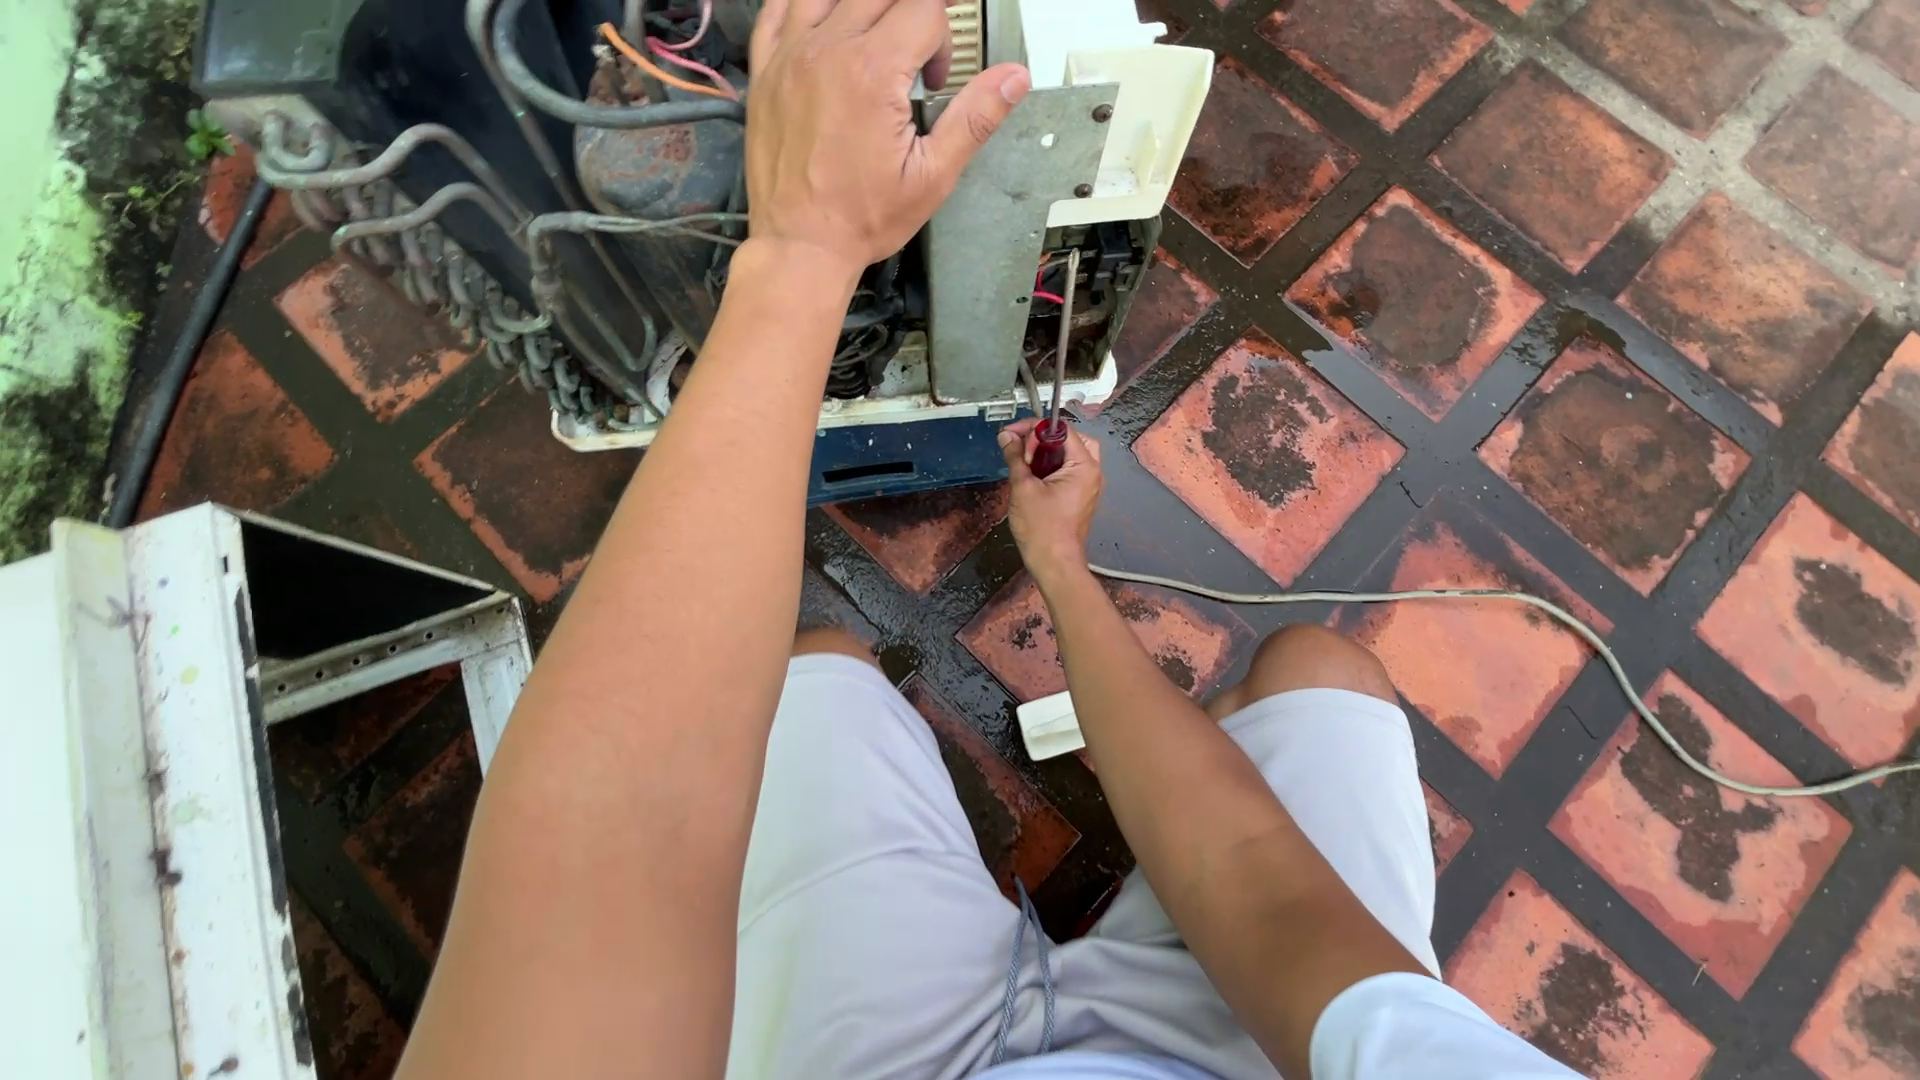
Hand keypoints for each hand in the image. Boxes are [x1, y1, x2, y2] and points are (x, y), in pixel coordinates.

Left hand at [746, 0, 1031, 279]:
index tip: (936, 80)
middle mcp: (829, 50)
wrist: (801, 245)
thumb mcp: (932, 177)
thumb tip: (1014, 78)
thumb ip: (974, 120)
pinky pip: (779, 8)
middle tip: (915, 57)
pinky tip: (827, 26)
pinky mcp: (767, 72)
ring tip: (876, 41)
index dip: (943, 40)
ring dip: (865, 7)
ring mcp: (791, 57)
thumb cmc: (859, 219)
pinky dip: (808, 5)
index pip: (924, 9)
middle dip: (911, 15)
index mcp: (873, 72)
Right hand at [1000, 418, 1103, 589]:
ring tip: (1025, 463)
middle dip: (1042, 439)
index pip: (1061, 430)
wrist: (1054, 563)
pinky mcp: (1080, 496)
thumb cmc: (1041, 528)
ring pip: (1069, 454)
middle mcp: (1092, 472)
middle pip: (1069, 439)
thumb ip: (1015, 457)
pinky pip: (1068, 471)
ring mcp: (1088, 485)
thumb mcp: (1023, 487)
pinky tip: (1032, 476)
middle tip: (1022, 450)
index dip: (1033, 428)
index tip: (1010, 435)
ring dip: (1045, 453)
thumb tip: (1006, 436)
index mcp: (1083, 466)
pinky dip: (1050, 467)